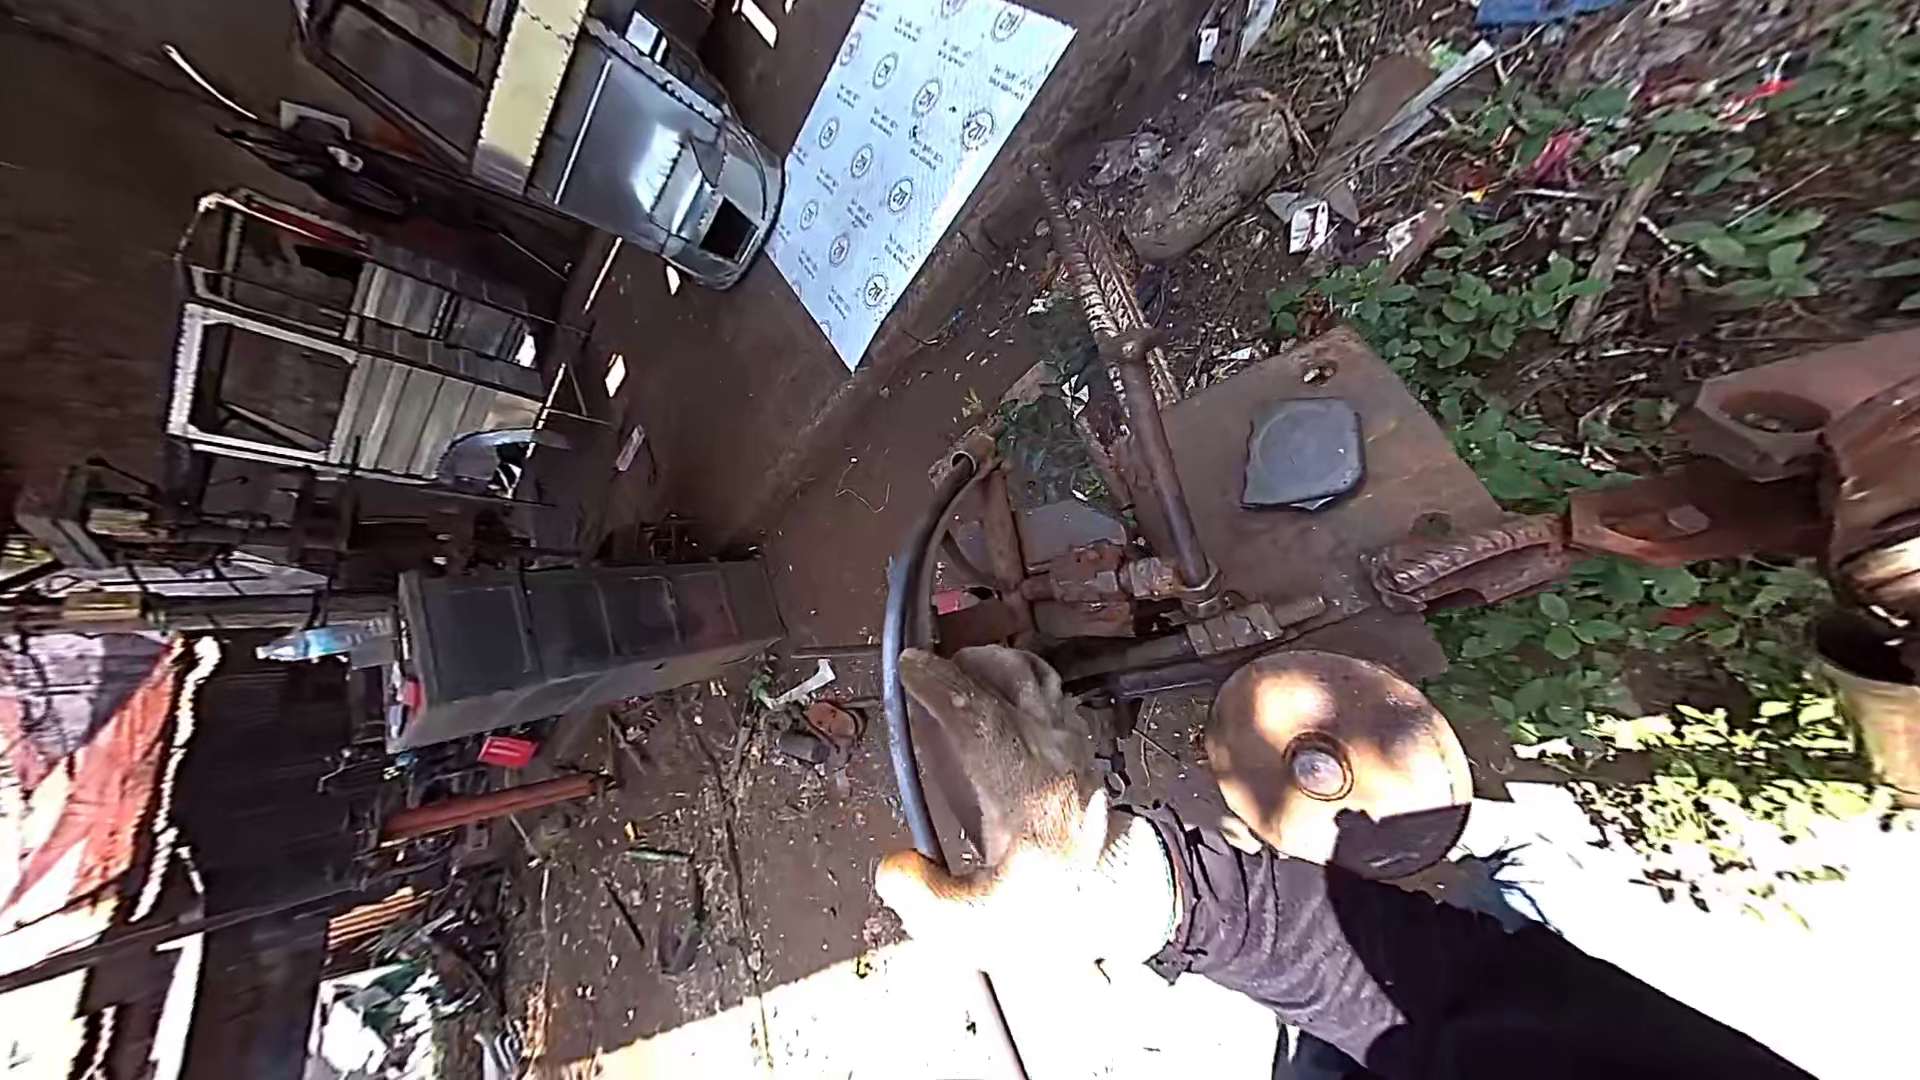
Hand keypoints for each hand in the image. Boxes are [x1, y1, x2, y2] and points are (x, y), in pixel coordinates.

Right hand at [874, 646, 1177, 966]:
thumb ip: (927, 901)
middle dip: (959, 666)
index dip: (942, 686)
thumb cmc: (1044, 904)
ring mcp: (1070, 740)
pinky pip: (1048, 685)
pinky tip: (996, 688)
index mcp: (1026, 792)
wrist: (1107, 898)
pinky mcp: (1076, 736)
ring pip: (1035, 674)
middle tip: (926, 670)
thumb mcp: (977, 925)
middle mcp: (1052, 754)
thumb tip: (892, 864)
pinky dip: (1016, 673)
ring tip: (958, 671)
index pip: (981, 720)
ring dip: (991, 662)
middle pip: (1010, 680)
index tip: (910, 664)